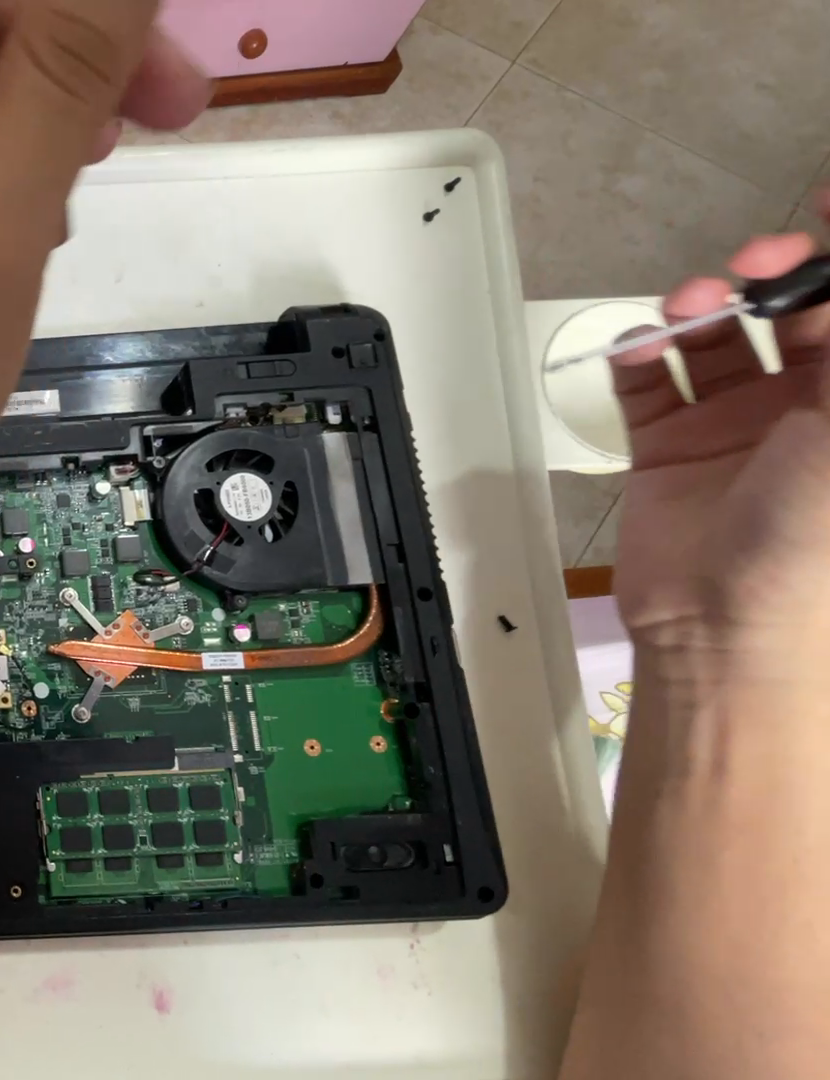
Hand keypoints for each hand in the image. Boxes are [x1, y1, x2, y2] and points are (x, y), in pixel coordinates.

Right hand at [611, 213, 829, 695]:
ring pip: (722, 343)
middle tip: (750, 265)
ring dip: (702, 314)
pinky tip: (636, 349)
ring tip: (682, 307)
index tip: (828, 203)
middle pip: (803, 312)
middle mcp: (818, 402)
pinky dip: (638, 361)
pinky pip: (650, 388)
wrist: (730, 619)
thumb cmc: (823, 533)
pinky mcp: (669, 446)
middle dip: (779, 276)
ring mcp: (740, 424)